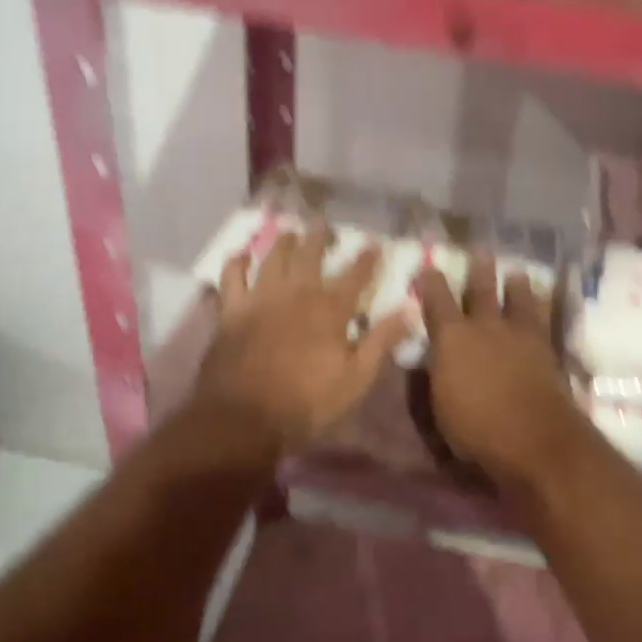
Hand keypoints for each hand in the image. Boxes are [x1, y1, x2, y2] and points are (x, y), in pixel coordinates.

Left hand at [199, 222, 407, 445]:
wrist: (243, 417)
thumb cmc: (306, 402)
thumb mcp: (356, 378)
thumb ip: (381, 340)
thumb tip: (409, 309)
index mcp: (331, 309)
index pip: (356, 274)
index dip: (367, 258)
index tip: (375, 243)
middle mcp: (297, 292)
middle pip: (310, 254)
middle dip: (320, 237)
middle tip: (324, 223)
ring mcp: (261, 298)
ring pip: (273, 257)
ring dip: (283, 242)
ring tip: (290, 231)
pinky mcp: (231, 310)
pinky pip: (232, 277)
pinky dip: (236, 262)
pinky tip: (241, 254)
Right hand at [415, 253, 586, 487]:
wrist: (534, 436)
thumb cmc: (476, 429)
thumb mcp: (440, 405)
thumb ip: (439, 374)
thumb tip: (438, 359)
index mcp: (452, 337)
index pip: (437, 299)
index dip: (431, 281)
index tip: (428, 268)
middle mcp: (485, 325)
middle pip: (481, 288)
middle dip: (479, 269)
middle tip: (482, 252)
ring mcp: (520, 333)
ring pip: (518, 296)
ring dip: (516, 284)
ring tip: (517, 274)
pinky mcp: (547, 347)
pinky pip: (542, 317)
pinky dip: (540, 308)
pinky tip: (541, 307)